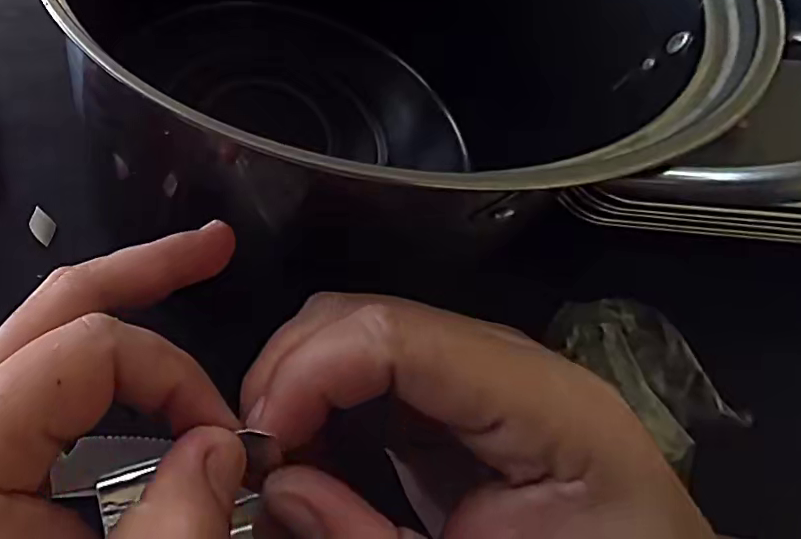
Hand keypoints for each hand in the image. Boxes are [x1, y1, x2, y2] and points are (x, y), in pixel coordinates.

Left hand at [0, 223, 247, 537]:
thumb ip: (174, 524)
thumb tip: (225, 444)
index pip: (99, 346)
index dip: (176, 376)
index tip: (226, 439)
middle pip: (70, 292)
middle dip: (152, 263)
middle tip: (217, 245)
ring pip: (59, 310)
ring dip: (130, 285)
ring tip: (186, 269)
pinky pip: (53, 351)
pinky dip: (109, 330)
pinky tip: (140, 333)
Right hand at [240, 294, 711, 538]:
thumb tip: (280, 484)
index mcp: (544, 405)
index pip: (396, 334)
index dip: (310, 370)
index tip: (260, 441)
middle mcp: (511, 362)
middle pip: (370, 314)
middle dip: (295, 369)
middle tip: (257, 450)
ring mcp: (486, 370)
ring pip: (363, 327)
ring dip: (304, 376)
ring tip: (279, 449)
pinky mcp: (463, 395)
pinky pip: (377, 366)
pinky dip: (329, 394)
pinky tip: (314, 442)